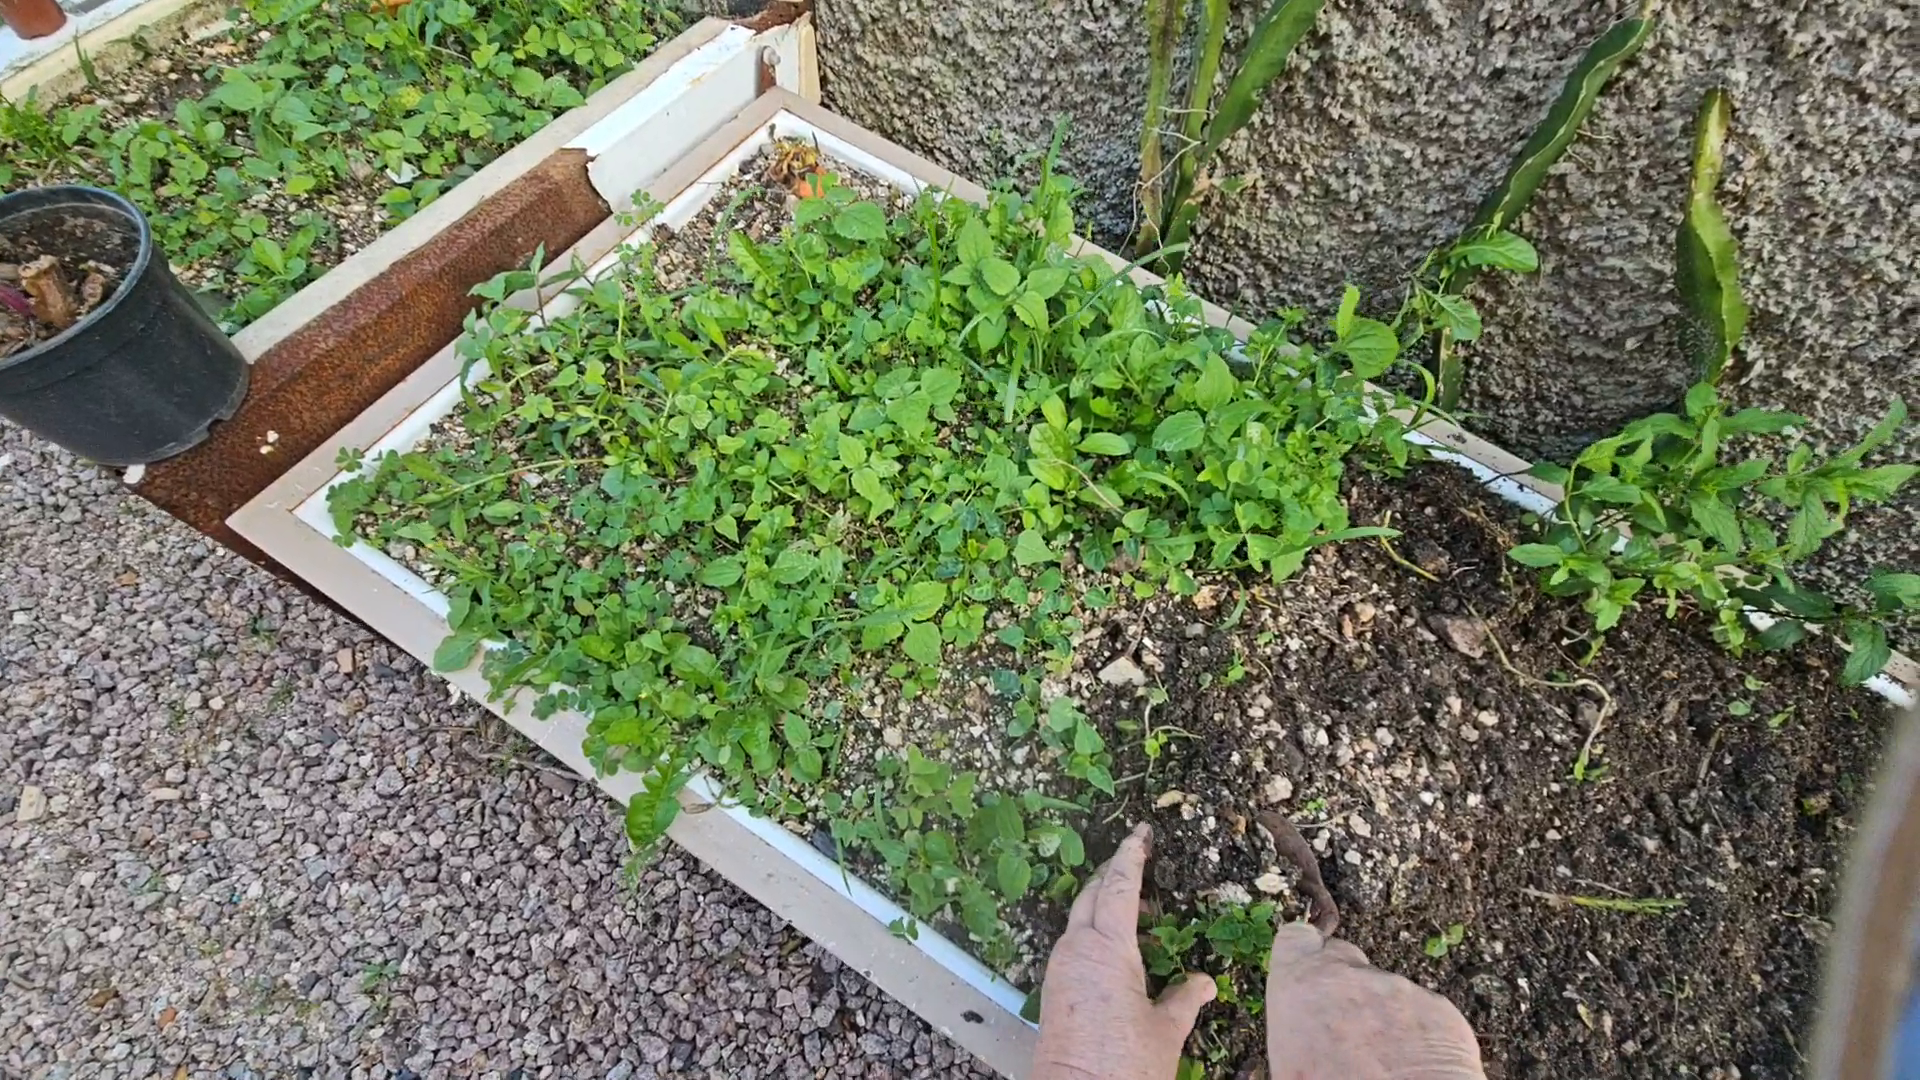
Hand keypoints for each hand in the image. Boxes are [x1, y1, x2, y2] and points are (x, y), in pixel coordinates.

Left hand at [1030, 823, 1215, 1079]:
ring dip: (1105, 903)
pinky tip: (1118, 950)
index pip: (1119, 884)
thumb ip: (1184, 999)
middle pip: (1094, 890)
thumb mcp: (1164, 1032)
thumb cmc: (1124, 1067)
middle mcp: (1078, 944)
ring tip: (1142, 916)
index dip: (1132, 854)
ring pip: (1081, 914)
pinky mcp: (1054, 982)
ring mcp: (1061, 962)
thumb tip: (1206, 983)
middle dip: (1116, 872)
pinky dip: (1095, 929)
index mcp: (1107, 946)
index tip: (1141, 832)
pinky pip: (1074, 939)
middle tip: (1143, 864)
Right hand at [1265, 922, 1484, 1079]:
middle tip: (1354, 1033)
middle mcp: (1344, 972)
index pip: (1297, 938)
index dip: (1306, 954)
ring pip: (1390, 994)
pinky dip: (1426, 1040)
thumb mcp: (1285, 1068)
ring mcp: (1396, 987)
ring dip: (1389, 1020)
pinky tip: (1419, 1073)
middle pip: (1345, 959)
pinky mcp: (1440, 1010)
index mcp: (1297, 980)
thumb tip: (1301, 1041)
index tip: (1313, 976)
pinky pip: (1430, 1019)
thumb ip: (1292, 1032)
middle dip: (1349, 987)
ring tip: (1391, 1068)